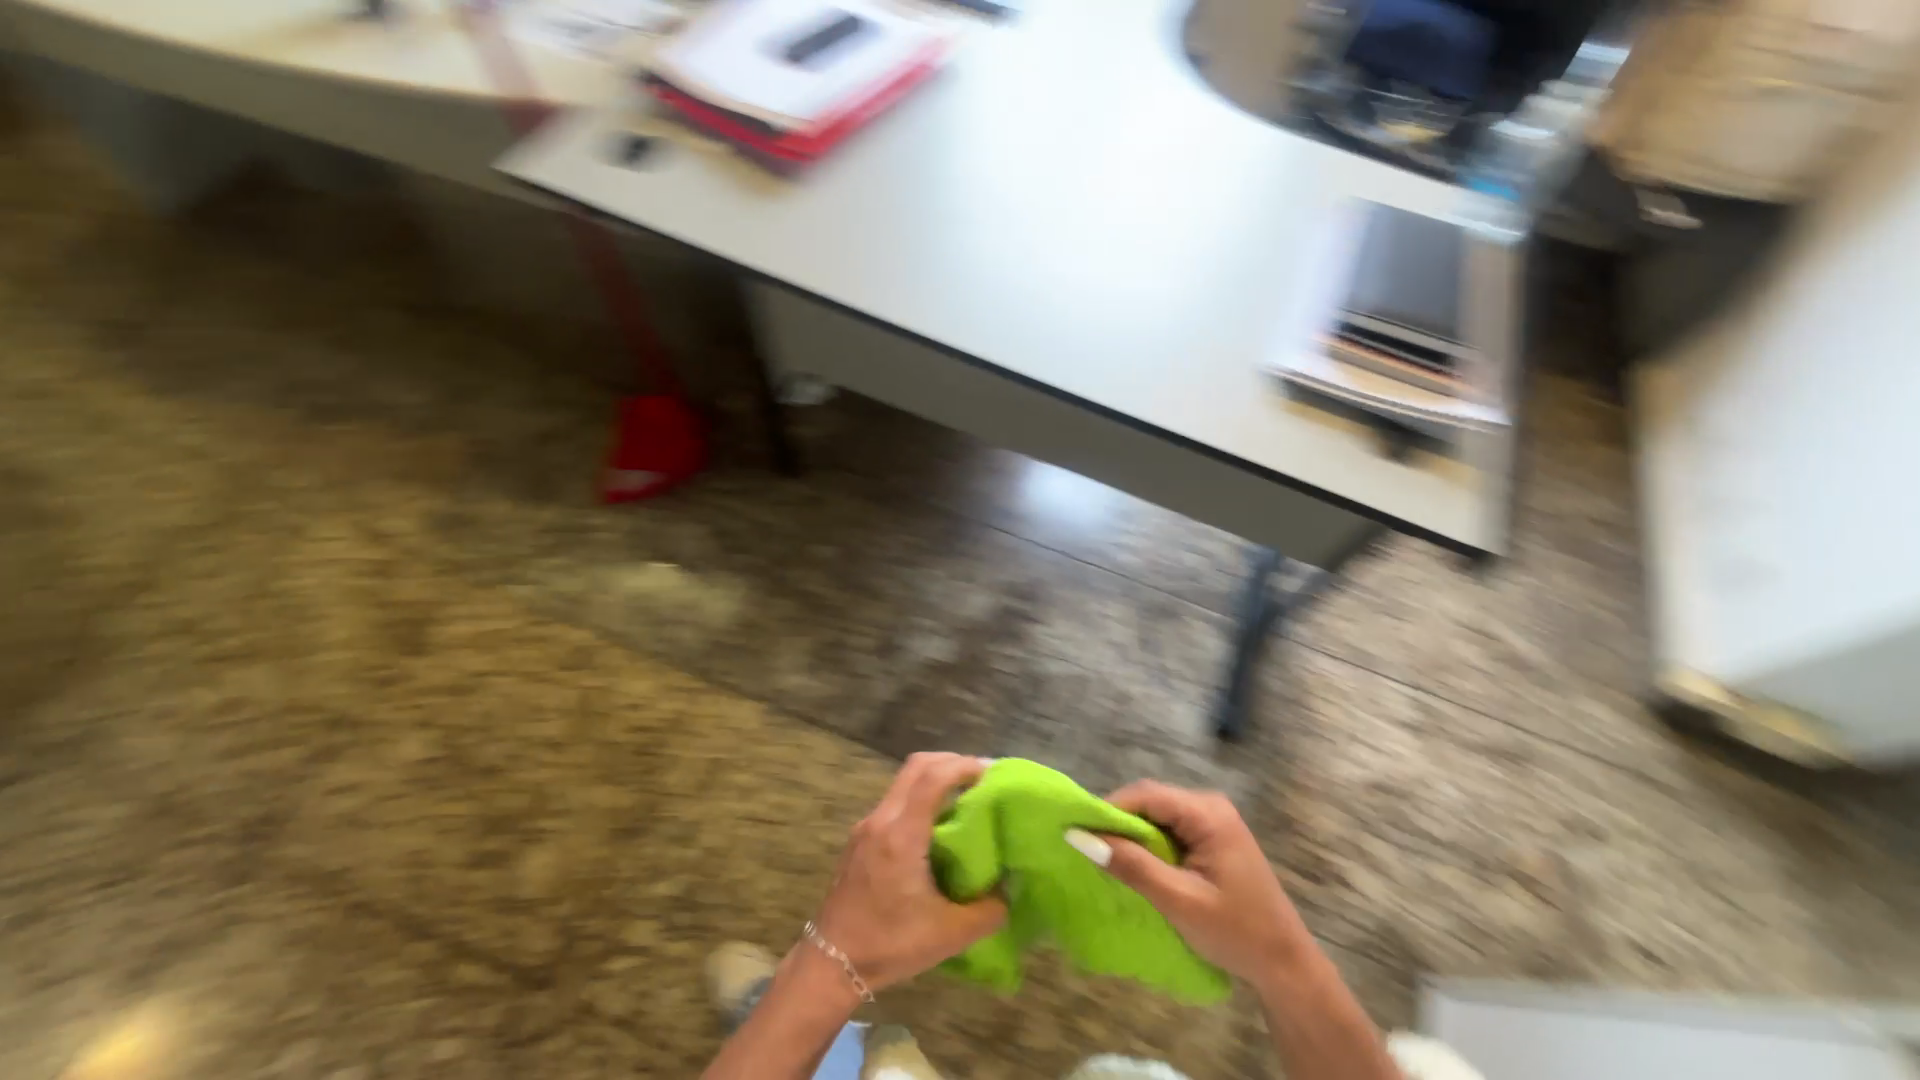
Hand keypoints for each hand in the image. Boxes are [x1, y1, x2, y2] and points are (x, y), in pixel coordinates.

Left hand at [810, 753, 1006, 991]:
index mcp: (901, 835)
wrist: (831, 964)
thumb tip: (1009, 890)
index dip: (964, 766)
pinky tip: (937, 828)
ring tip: (965, 801)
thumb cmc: (889, 944)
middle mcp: (880, 820)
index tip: (992, 773)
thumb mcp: (949, 935)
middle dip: (951, 763)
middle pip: (916, 767)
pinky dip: (920, 800)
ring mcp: (865, 828)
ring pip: (903, 783)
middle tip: (982, 779)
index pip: (933, 777)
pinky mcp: (859, 841)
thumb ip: (989, 910)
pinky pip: (894, 803)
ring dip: (935, 780)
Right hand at [1077, 781, 1308, 990]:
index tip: (1077, 833)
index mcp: (1208, 813)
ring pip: (1157, 817)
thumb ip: (1131, 866)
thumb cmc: (1235, 932)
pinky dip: (1149, 847)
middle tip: (1088, 850)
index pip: (1145, 794)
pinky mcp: (1212, 840)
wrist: (1285, 965)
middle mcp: (1210, 807)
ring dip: (1132, 837)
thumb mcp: (1178, 900)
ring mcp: (1213, 823)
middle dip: (1118, 823)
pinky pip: (1169, 831)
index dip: (1108, 809)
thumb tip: (1079, 837)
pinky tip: (1134, 868)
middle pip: (1150, 801)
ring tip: (1105, 860)